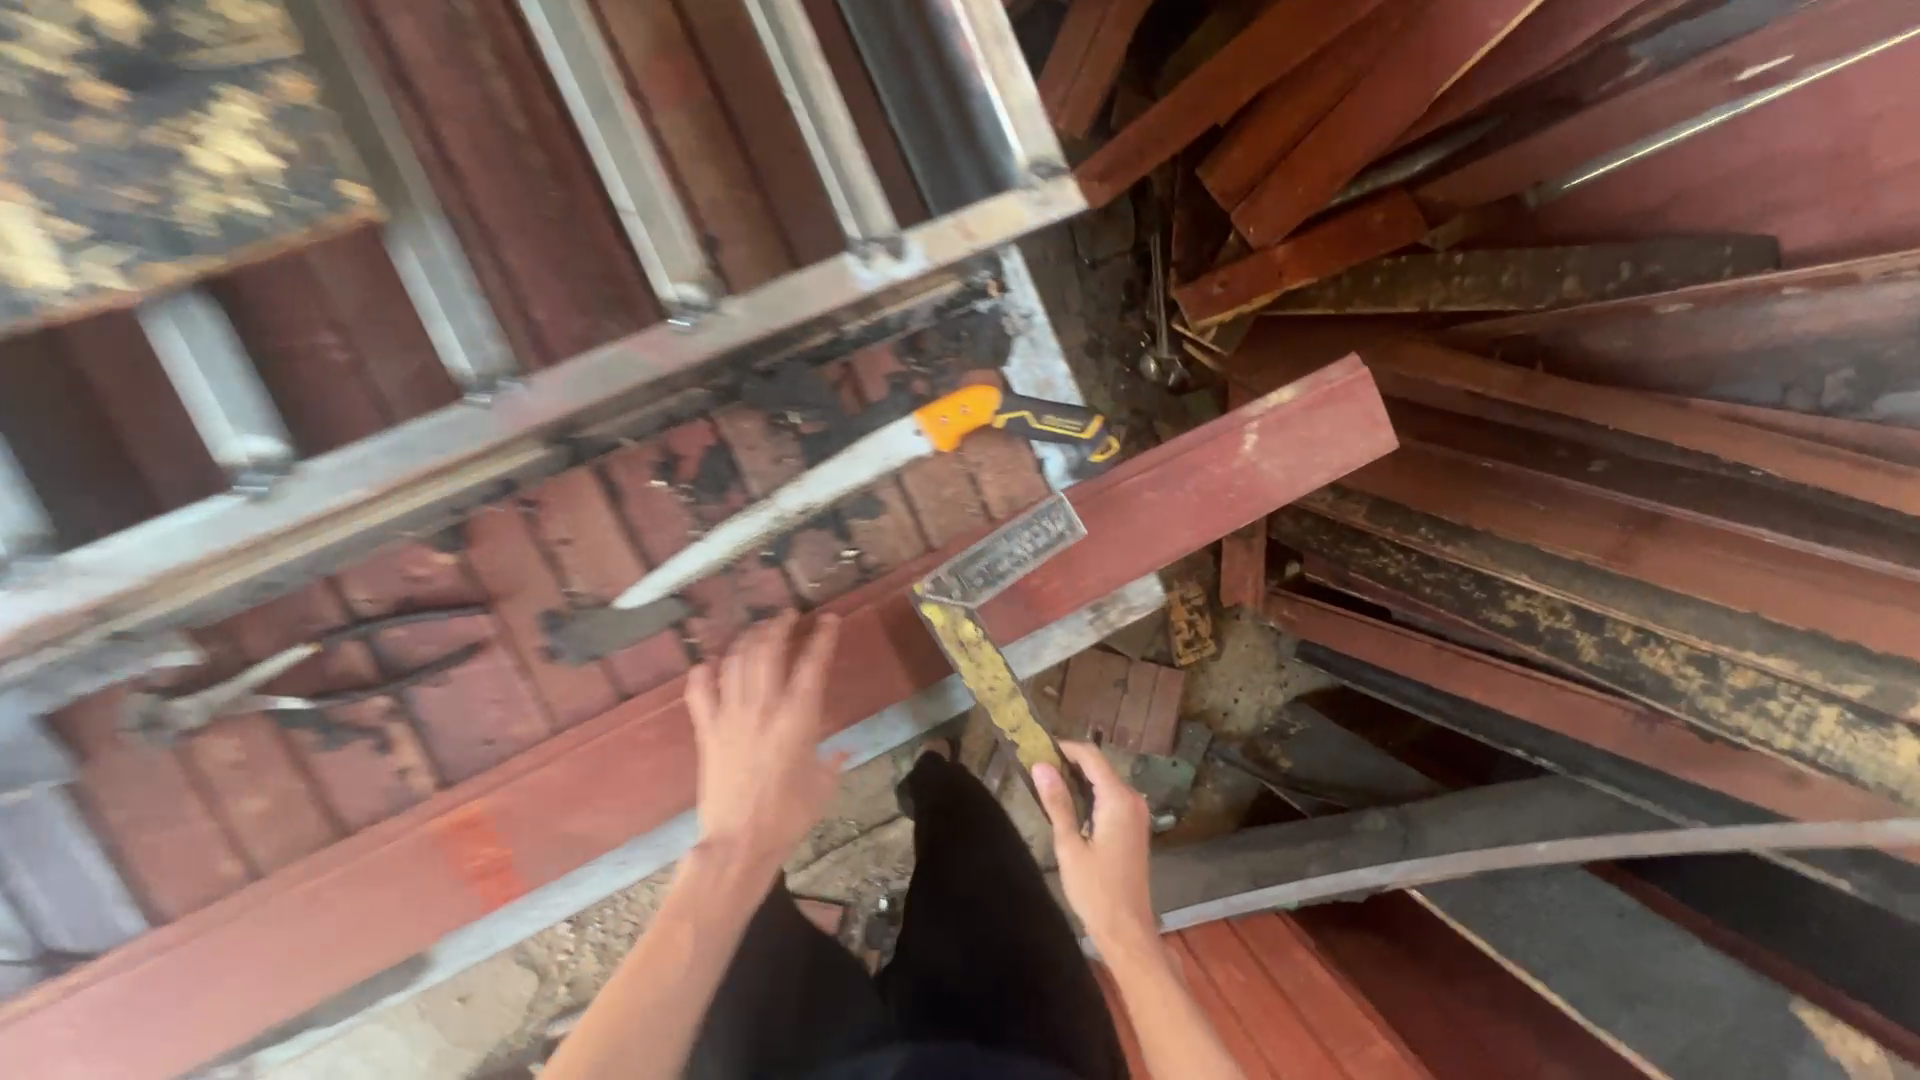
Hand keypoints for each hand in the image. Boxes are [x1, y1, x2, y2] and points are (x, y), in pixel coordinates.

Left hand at [685, 612, 845, 879]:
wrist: (739, 842)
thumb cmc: (789, 816)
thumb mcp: (823, 786)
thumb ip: (833, 761)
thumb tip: (843, 750)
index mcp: (798, 718)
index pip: (812, 664)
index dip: (822, 636)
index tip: (827, 618)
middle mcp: (763, 707)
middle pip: (769, 650)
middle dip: (779, 625)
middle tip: (787, 616)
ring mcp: (730, 716)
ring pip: (736, 661)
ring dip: (748, 639)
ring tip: (757, 631)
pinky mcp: (707, 731)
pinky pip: (700, 691)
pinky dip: (704, 671)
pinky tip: (711, 662)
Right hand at [1034, 742, 1158, 956]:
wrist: (1127, 929)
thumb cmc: (1095, 890)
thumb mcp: (1069, 846)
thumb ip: (1057, 803)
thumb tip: (1041, 766)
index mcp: (1118, 800)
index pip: (1091, 756)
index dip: (1064, 747)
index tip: (1037, 749)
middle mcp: (1133, 799)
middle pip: (1100, 765)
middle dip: (1069, 762)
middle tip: (1037, 768)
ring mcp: (1137, 813)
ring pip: (1105, 780)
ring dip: (1079, 778)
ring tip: (1047, 784)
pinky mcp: (1135, 826)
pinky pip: (1111, 797)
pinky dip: (1090, 793)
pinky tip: (1069, 805)